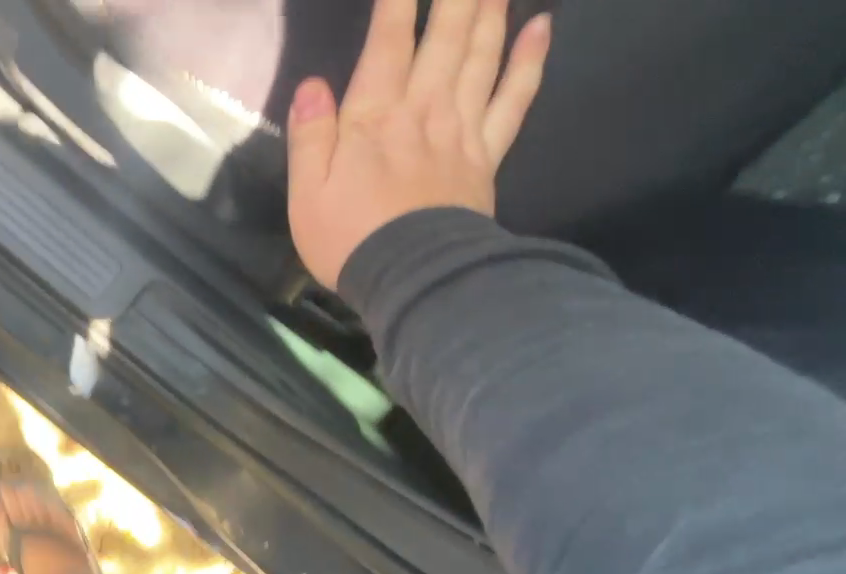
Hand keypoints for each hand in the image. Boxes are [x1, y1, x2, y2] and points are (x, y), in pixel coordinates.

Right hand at [286, 0, 552, 288]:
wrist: (410, 274)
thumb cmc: (346, 238)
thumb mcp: (305, 195)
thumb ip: (309, 137)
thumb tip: (311, 86)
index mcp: (373, 118)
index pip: (387, 43)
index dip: (397, 2)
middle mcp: (423, 109)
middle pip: (445, 35)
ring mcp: (461, 128)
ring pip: (481, 53)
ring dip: (490, 8)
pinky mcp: (487, 153)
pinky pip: (515, 97)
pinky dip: (530, 58)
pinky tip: (540, 26)